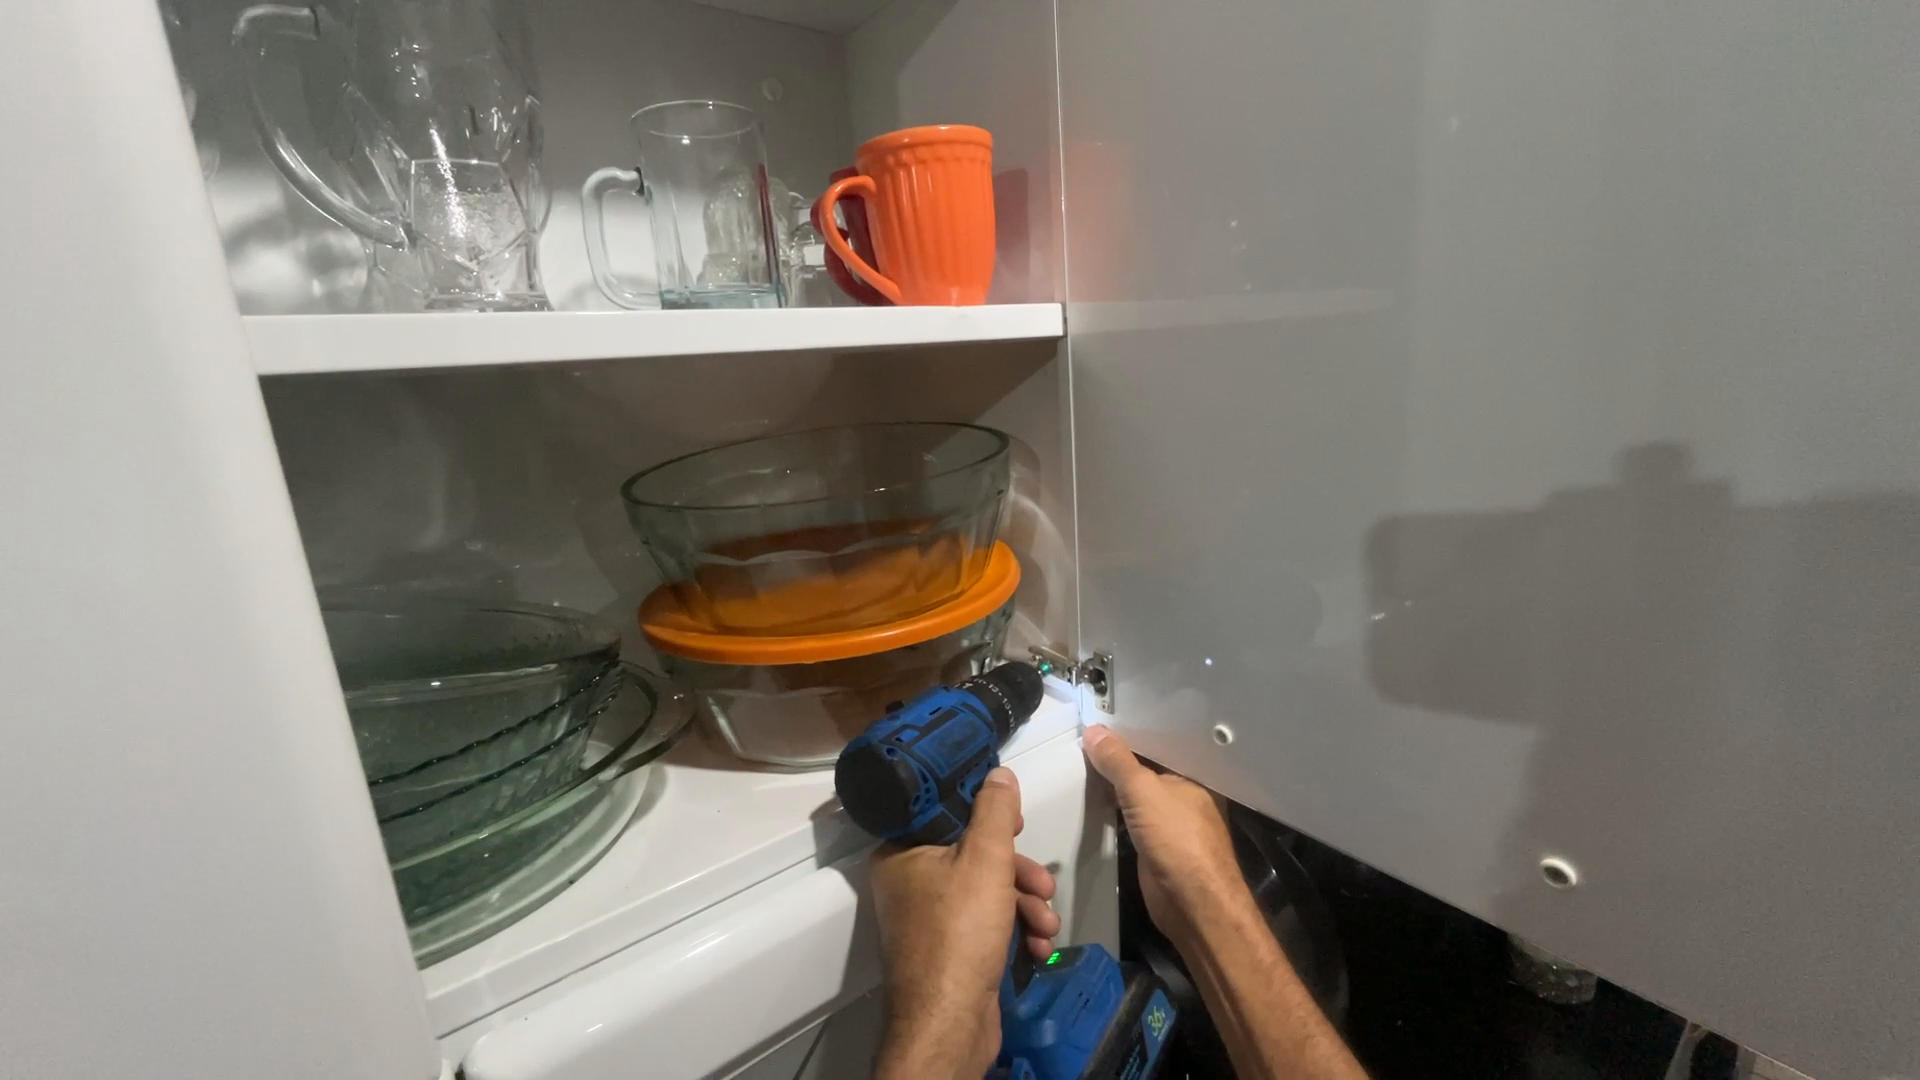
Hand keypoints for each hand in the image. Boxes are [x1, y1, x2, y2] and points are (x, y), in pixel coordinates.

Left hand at [869, 767, 1062, 1079]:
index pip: (946, 812)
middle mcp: (909, 880)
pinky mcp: (949, 947)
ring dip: (1024, 902)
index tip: (1017, 821)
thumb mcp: (985, 860)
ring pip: (986, 889)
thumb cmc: (960, 933)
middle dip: (1017, 871)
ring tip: (1046, 920)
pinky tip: (1038, 943)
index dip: (985, 812)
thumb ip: (995, 811)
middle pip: (974, 854)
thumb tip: (999, 774)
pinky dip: (1014, 928)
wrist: (951, 1026)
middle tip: (1040, 882)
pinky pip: (985, 921)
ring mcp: (928, 917)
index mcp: (902, 852)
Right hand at [1082, 724, 1249, 945]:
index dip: (1133, 729)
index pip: (1159, 742)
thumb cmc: (1177, 839)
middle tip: (1085, 732)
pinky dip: (1113, 804)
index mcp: (1193, 774)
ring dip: (1114, 780)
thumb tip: (1093, 730)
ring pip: (1138, 790)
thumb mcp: (1143, 791)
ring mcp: (1170, 819)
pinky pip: (1130, 813)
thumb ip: (1117, 761)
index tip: (1102, 714)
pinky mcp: (1155, 841)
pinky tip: (1091, 792)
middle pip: (1147, 766)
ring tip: (1082, 756)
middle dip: (1120, 754)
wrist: (1193, 905)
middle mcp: (1184, 792)